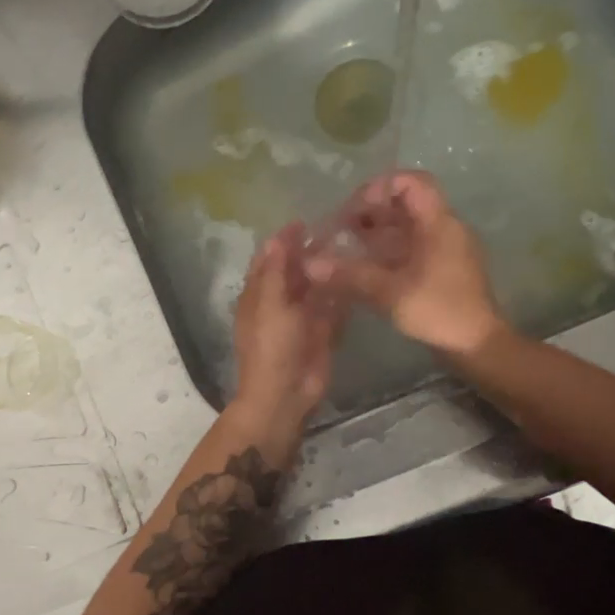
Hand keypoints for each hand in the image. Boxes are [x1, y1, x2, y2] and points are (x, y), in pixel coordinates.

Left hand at [230, 223, 342, 436]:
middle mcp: (278, 304)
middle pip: (293, 271)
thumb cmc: (270, 348)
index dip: (283, 241)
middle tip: (336, 229)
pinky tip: (357, 276)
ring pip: (314, 289)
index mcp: (257, 296)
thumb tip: (276, 240)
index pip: (268, 260)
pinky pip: (331, 309)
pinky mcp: (320, 334)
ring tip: (351, 246)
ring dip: (327, 271)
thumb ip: (274, 272)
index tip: (304, 220)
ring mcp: (300, 319)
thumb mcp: (269, 305)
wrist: (284, 394)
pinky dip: (341, 294)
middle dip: (309, 252)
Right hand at [305, 171, 508, 356]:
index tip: (351, 210)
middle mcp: (443, 228)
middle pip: (405, 204)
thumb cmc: (439, 311)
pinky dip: (384, 251)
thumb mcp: (390, 292)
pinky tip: (361, 267)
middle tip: (339, 229)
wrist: (476, 345)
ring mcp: (443, 249)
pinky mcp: (439, 270)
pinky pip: (409, 248)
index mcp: (439, 223)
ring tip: (343, 247)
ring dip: (374, 233)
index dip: (379, 188)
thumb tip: (309, 264)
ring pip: (405, 227)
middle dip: (369, 212)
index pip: (411, 182)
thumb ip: (349, 275)